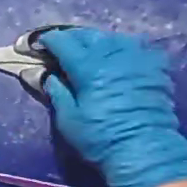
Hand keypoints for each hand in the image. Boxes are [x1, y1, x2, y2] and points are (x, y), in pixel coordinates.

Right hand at [42, 28, 186, 186]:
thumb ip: (54, 89)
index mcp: (89, 66)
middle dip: (68, 38)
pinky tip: (112, 59)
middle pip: (86, 34)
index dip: (44, 41)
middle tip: (54, 49)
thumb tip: (36, 72)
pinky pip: (132, 46)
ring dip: (92, 41)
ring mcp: (137, 56)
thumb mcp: (67, 118)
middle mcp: (114, 53)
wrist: (145, 151)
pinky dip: (117, 48)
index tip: (31, 46)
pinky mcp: (155, 65)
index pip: (62, 41)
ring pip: (110, 36)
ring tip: (83, 52)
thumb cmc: (100, 138)